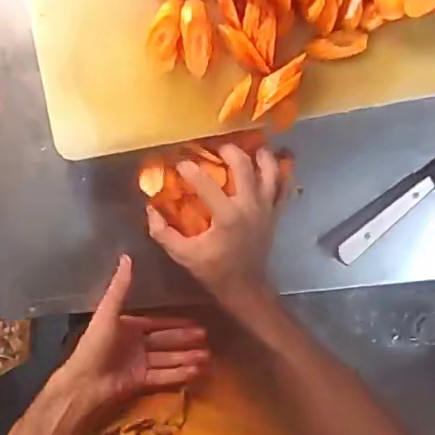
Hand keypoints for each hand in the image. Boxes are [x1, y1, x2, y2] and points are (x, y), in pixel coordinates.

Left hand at [51, 255, 208, 413]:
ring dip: (187, 358)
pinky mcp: (141, 382)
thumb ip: (120, 287)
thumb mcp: (108, 313)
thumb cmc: (95, 345)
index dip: (175, 322)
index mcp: (126, 327)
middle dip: (185, 340)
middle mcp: (134, 345)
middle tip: (207, 338)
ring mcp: (138, 364)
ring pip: (167, 359)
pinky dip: (180, 373)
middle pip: (165, 341)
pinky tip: (197, 372)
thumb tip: (127, 256)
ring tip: (208, 357)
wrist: (85, 382)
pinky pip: (164, 376)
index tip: (196, 322)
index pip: (156, 323)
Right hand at [147, 144, 287, 306]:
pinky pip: (283, 186)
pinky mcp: (275, 212)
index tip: (180, 163)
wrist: (245, 287)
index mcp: (227, 216)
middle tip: (216, 147)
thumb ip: (162, 232)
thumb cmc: (213, 270)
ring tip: (248, 147)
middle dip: (229, 150)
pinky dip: (279, 171)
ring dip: (260, 155)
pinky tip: (269, 164)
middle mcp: (250, 206)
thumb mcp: (182, 254)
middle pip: (244, 165)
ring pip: (270, 170)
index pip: (206, 183)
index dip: (191, 169)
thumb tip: (150, 209)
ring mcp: (266, 208)